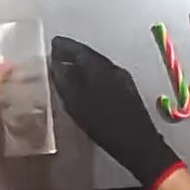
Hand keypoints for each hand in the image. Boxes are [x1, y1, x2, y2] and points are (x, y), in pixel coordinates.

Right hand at [49, 36, 181, 189]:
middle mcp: (113, 68)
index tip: (52, 45)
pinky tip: (85, 85)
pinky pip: (105, 75)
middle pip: (89, 55)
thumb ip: (65, 81)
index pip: (78, 49)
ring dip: (82, 65)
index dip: (63, 46)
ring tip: (67, 70)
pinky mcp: (127, 90)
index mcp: (99, 68)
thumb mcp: (77, 104)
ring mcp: (123, 78)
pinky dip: (91, 75)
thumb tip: (56, 64)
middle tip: (56, 56)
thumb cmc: (104, 125)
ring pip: (98, 66)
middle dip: (72, 54)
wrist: (138, 143)